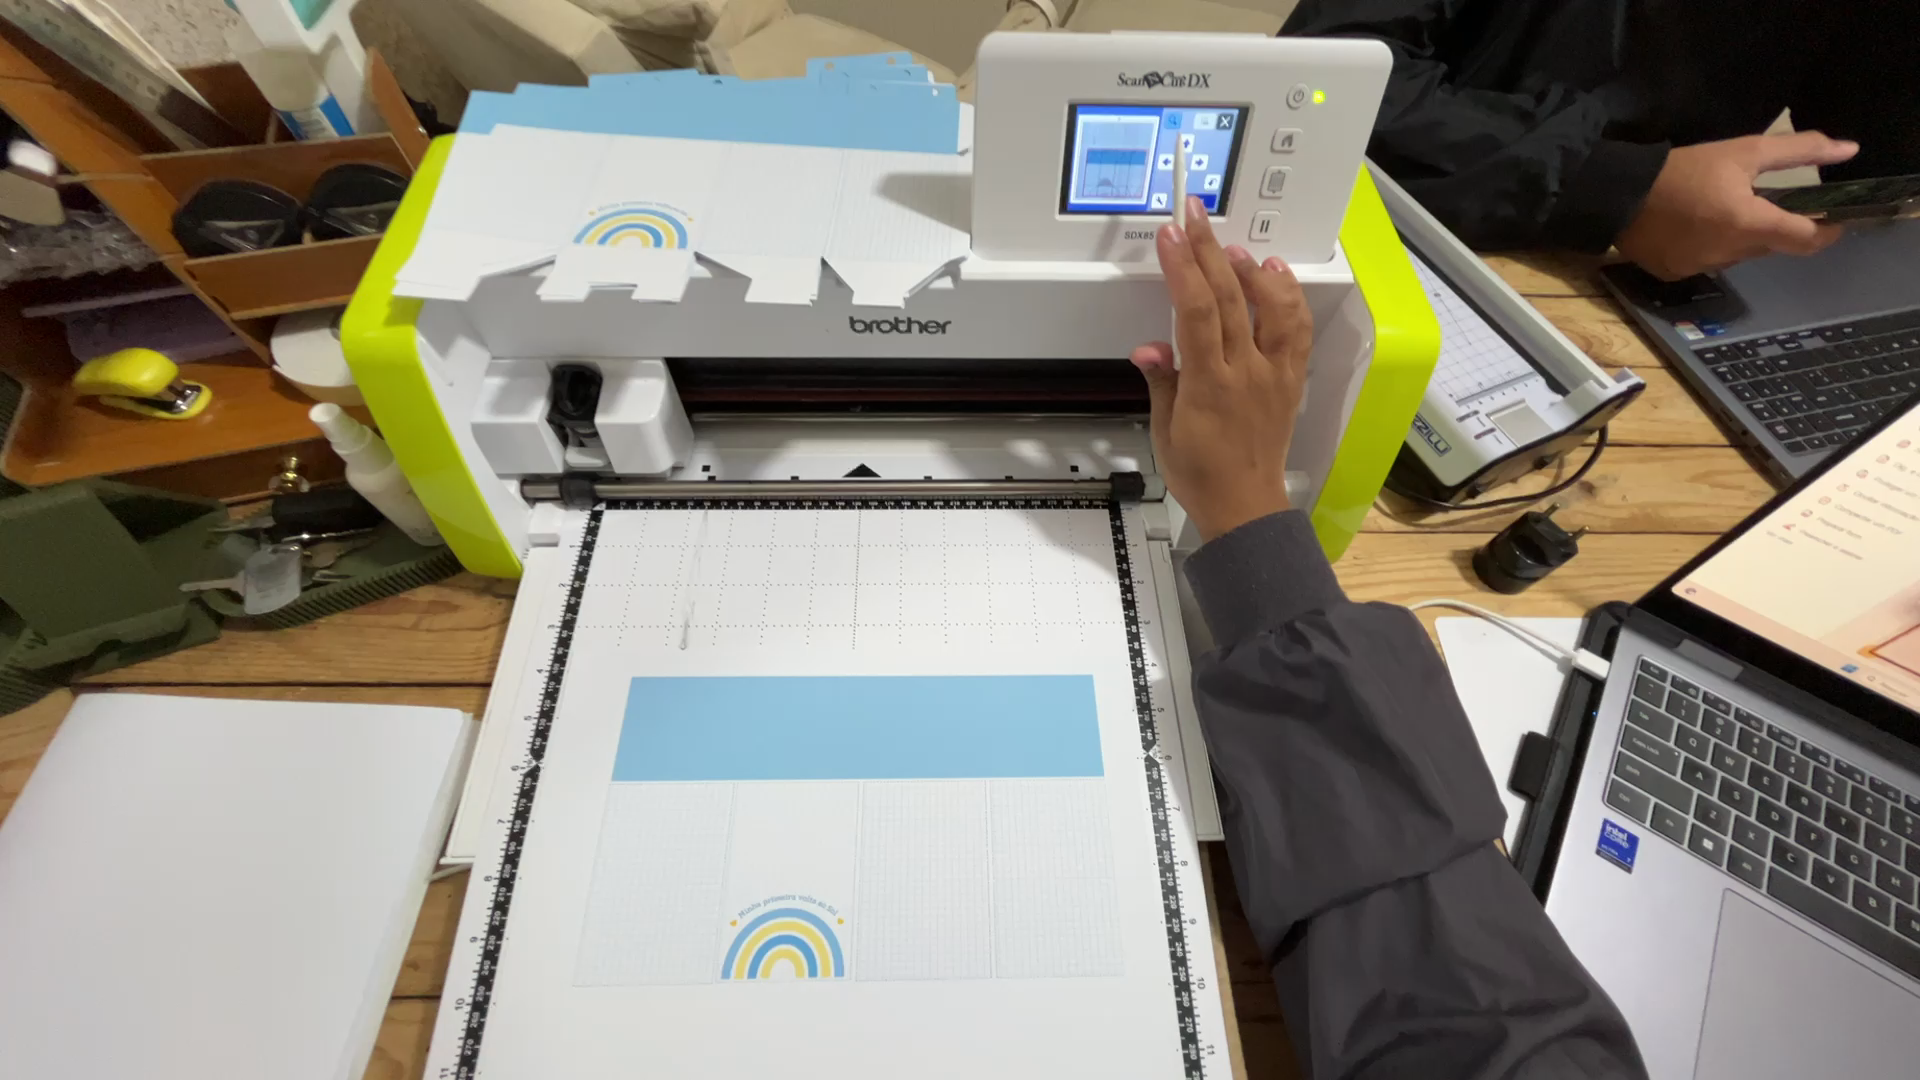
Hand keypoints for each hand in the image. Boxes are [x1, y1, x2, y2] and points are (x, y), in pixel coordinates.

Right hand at [1131, 196, 1312, 541]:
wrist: (1245, 505)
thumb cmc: (1200, 474)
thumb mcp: (1165, 432)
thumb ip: (1161, 382)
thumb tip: (1149, 348)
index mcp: (1209, 386)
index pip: (1197, 312)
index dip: (1183, 269)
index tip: (1169, 237)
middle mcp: (1246, 372)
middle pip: (1231, 298)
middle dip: (1208, 251)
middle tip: (1194, 215)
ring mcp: (1274, 374)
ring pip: (1269, 307)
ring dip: (1249, 269)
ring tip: (1227, 245)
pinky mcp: (1290, 379)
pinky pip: (1295, 329)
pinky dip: (1286, 297)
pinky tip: (1273, 274)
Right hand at [1616, 132, 1858, 280]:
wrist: (1617, 198)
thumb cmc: (1684, 172)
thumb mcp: (1745, 151)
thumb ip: (1801, 151)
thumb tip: (1849, 150)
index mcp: (1750, 225)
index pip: (1807, 240)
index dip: (1826, 231)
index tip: (1830, 219)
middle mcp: (1726, 254)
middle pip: (1768, 247)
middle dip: (1773, 229)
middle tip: (1763, 206)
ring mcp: (1696, 267)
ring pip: (1735, 256)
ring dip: (1738, 240)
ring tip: (1720, 218)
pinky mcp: (1670, 273)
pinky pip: (1703, 263)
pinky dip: (1707, 250)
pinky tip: (1692, 233)